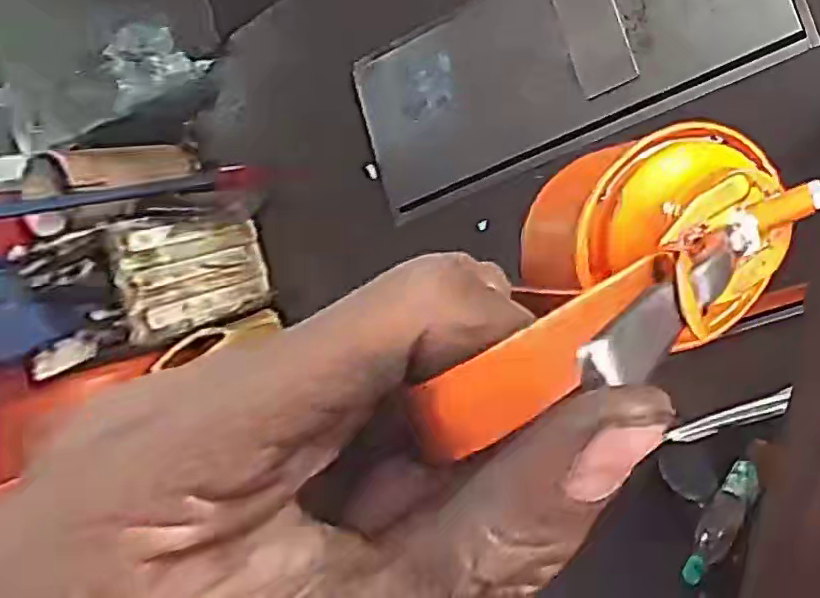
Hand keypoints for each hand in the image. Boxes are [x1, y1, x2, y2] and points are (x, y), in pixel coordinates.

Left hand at [0, 254, 673, 597]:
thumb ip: (519, 517)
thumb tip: (638, 414)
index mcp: (181, 448)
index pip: (417, 302)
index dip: (512, 340)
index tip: (562, 405)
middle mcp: (183, 401)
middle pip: (413, 315)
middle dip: (492, 385)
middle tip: (503, 471)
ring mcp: (196, 411)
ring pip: (403, 346)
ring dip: (460, 414)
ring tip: (437, 508)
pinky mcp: (220, 428)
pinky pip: (366, 382)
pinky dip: (417, 431)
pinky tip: (400, 503)